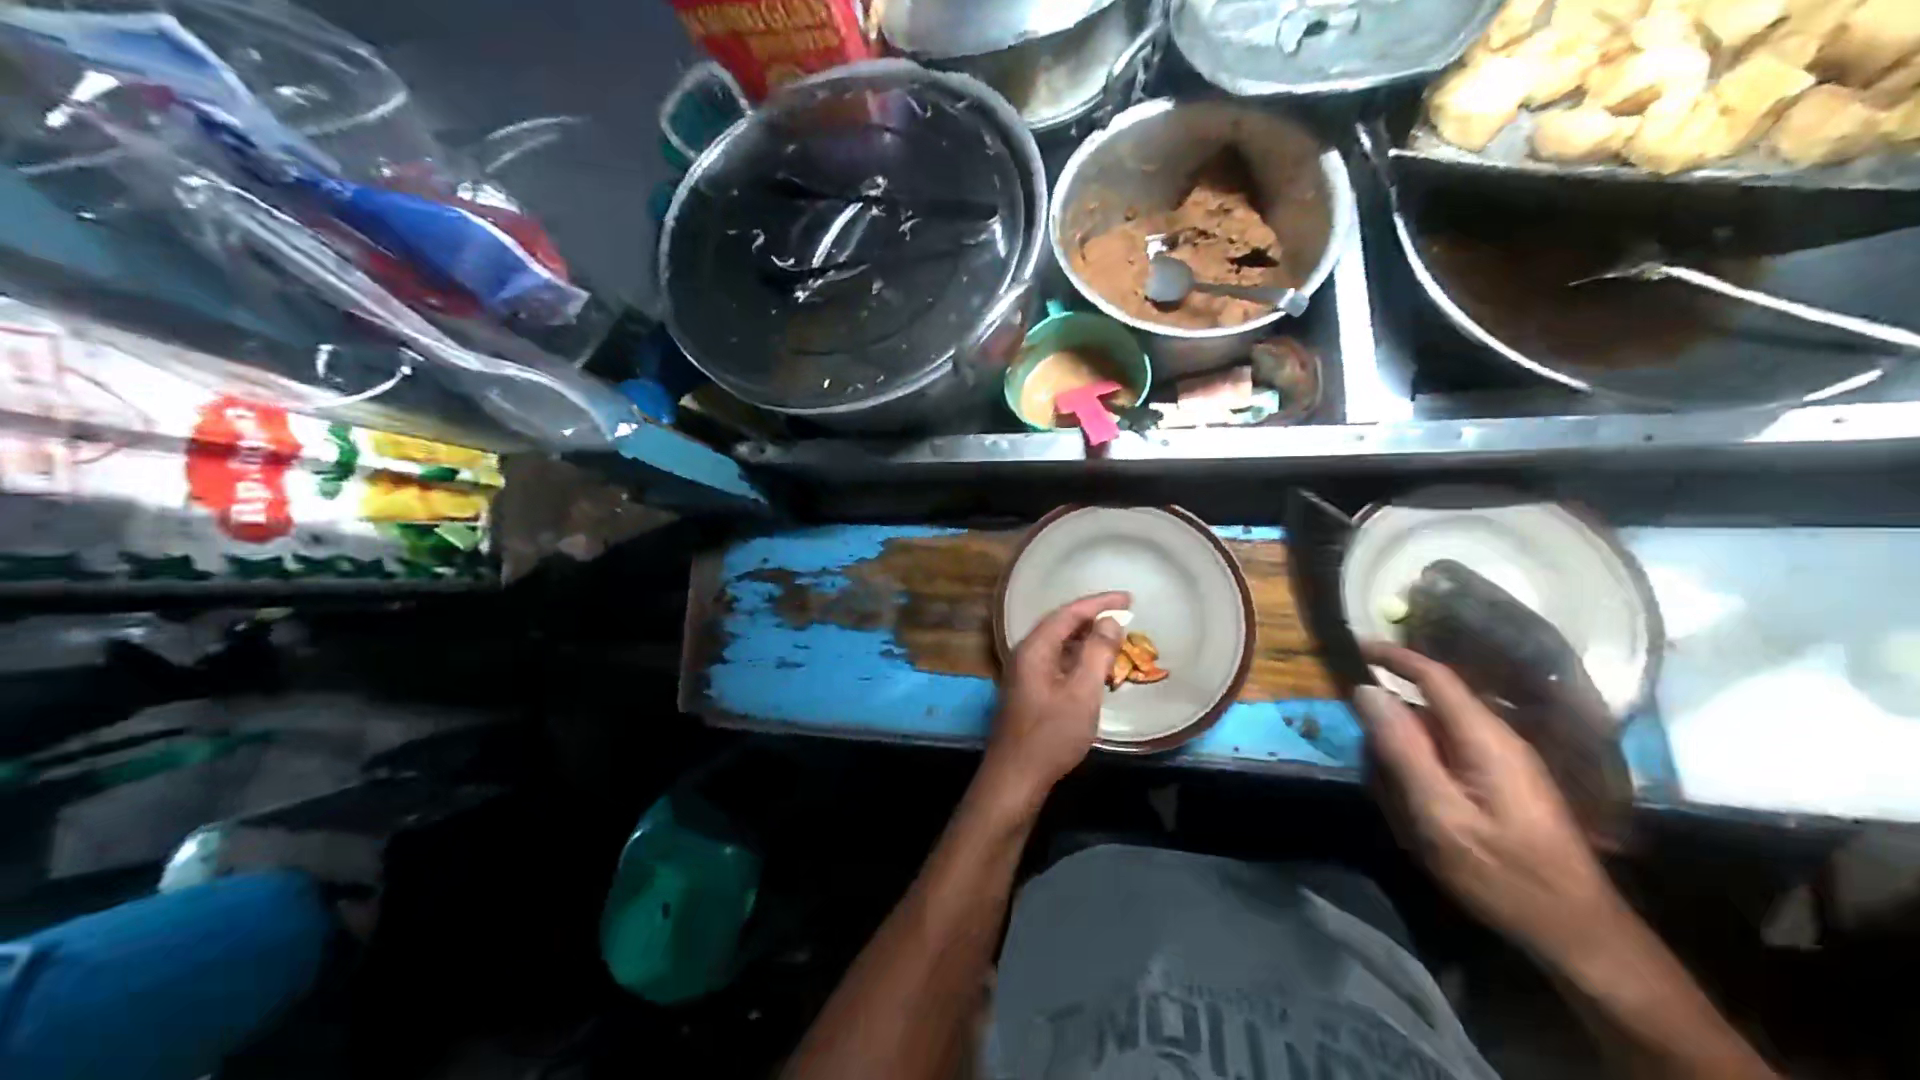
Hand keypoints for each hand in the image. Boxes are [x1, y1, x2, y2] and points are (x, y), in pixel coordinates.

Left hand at [980, 592, 1130, 809]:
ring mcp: (1024, 673)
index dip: (1099, 603)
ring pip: (1058, 644)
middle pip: (1060, 624)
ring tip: (1115, 636)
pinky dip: (1078, 657)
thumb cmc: (1051, 735)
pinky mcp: (1029, 690)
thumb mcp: (1082, 692)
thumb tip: (1111, 621)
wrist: (1016, 777)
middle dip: (1092, 616)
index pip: (1068, 613)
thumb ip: (1097, 653)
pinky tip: (1095, 667)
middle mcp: (1025, 654)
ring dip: (1086, 638)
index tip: (1128, 599)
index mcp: (1034, 648)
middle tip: (1125, 614)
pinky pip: (1056, 661)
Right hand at [1356, 641, 1628, 965]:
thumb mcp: (1438, 815)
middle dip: (1389, 727)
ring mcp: (1503, 762)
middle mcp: (1497, 739)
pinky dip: (1419, 775)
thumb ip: (1401, 749)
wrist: (1577, 932)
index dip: (1391, 656)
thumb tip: (1366, 690)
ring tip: (1394, 806)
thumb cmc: (1503, 873)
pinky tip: (1416, 814)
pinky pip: (1446, 760)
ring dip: (1402, 759)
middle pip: (1427, 709)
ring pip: (1433, 737)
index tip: (1351, 646)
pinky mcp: (1502, 784)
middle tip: (1366, 768)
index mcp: (1485, 738)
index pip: (1433, 676)